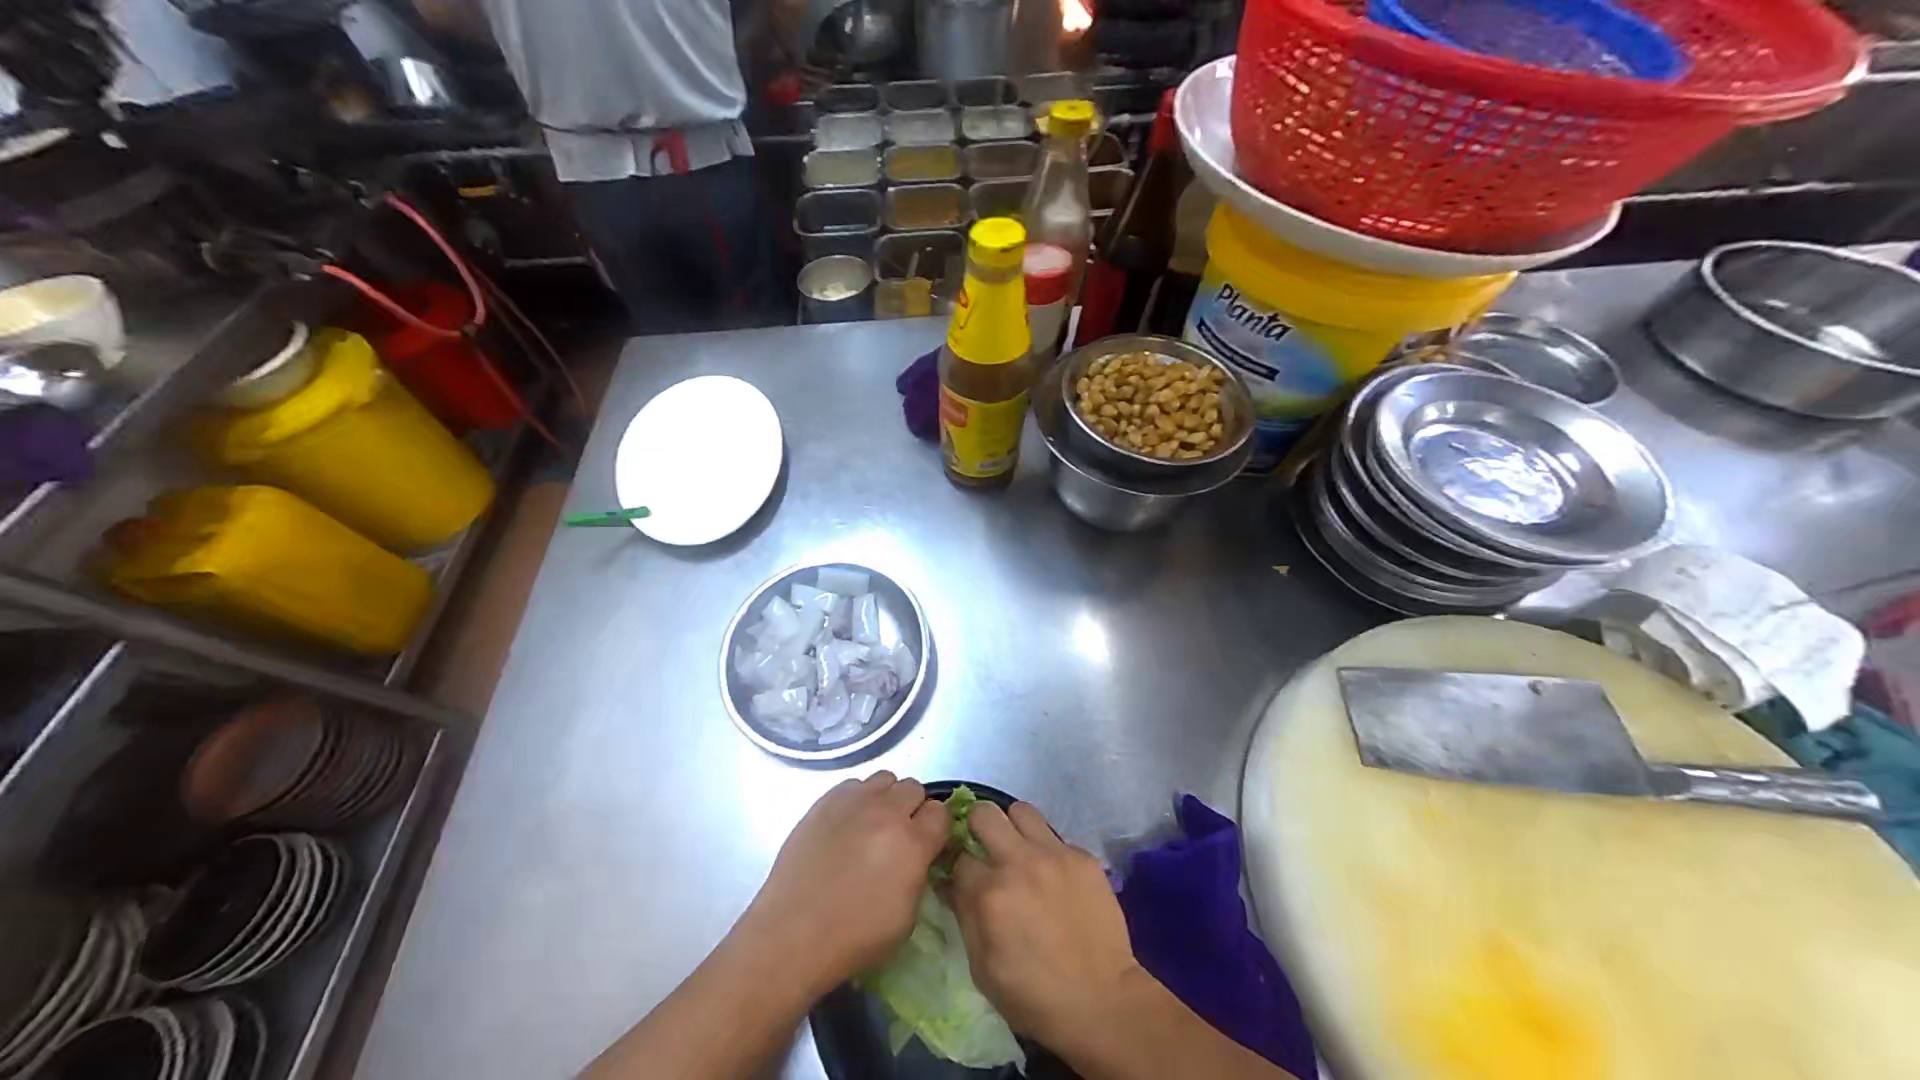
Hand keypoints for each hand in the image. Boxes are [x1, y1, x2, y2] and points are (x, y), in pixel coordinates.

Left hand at [740, 772, 949, 994]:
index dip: (936, 828)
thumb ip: (919, 873)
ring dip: (886, 798)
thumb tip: (918, 856)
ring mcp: (853, 802)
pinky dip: (857, 799)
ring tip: (872, 825)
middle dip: (913, 808)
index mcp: (912, 843)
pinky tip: (846, 826)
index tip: (928, 843)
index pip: (941, 812)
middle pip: (914, 788)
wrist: (792, 934)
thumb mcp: (907, 916)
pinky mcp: (825, 801)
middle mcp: (886, 813)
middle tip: (899, 835)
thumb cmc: (854, 937)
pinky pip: (853, 785)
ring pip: (885, 779)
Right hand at [948, 802, 1151, 1049]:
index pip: (959, 857)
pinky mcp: (1083, 858)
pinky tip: (1055, 878)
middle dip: (978, 827)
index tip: (962, 874)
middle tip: (986, 848)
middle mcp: (1019, 863)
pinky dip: (1048, 852)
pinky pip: (1056, 838)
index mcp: (989, 894)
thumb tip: (952, 884)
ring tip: (1020, 851)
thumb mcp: (981, 968)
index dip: (957, 865)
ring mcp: (1055, 856)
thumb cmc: (1033, 996)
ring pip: (1021, 810)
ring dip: (1013, 827)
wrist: (1102, 1002)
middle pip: (984, 814)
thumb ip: (964, 916)